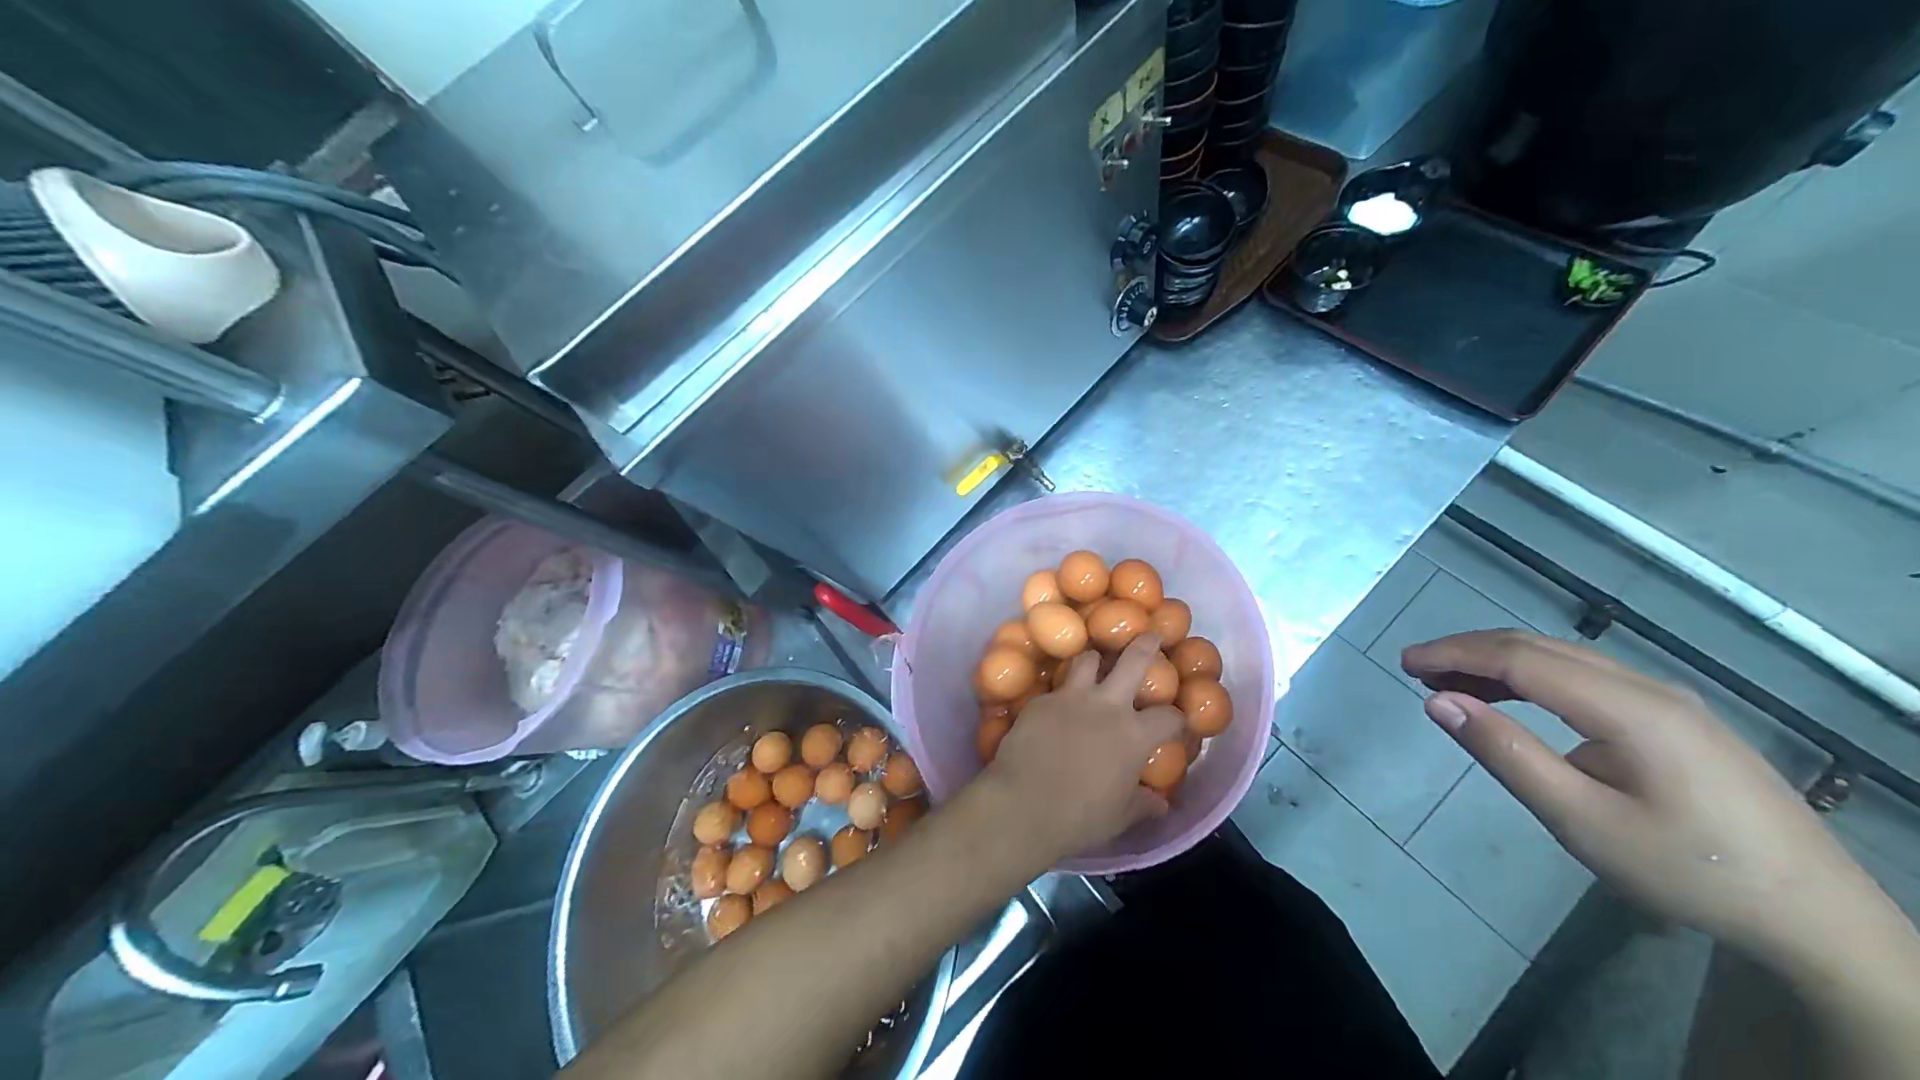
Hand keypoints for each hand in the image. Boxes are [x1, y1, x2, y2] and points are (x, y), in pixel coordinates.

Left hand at [985, 634, 1185, 859]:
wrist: (1025, 804)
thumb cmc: (1081, 817)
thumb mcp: (1121, 816)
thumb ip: (1143, 804)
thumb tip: (1161, 804)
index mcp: (1135, 734)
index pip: (1169, 717)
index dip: (1177, 719)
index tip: (1177, 722)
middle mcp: (1107, 706)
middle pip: (1133, 661)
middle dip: (1146, 644)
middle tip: (1151, 634)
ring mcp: (1070, 698)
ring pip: (1087, 659)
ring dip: (1094, 659)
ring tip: (1095, 662)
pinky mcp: (1040, 701)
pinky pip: (1055, 688)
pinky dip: (1062, 693)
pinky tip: (1056, 707)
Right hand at [1401, 630, 1913, 978]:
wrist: (1814, 917)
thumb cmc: (1687, 870)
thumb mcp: (1581, 820)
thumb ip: (1506, 753)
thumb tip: (1438, 701)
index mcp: (1629, 708)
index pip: (1521, 659)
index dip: (1456, 654)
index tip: (1405, 662)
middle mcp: (1649, 689)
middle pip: (1541, 648)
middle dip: (1470, 651)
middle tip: (1415, 669)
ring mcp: (1668, 702)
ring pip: (1564, 659)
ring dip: (1499, 662)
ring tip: (1449, 683)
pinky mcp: (1675, 720)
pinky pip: (1586, 678)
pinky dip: (1533, 678)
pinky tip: (1511, 700)